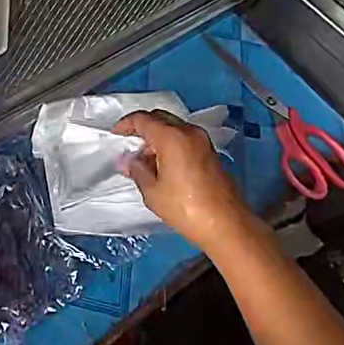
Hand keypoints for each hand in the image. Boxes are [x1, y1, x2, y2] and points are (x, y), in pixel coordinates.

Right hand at [114, 109, 258, 253]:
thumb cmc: (186, 209)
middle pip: (160, 118)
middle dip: (142, 128)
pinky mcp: (211, 152)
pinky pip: (184, 137)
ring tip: (145, 160)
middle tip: (130, 145)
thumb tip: (128, 160)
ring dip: (157, 137)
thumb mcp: (152, 192)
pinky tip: (164, 165)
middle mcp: (189, 132)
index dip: (125, 124)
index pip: (143, 119)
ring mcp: (203, 141)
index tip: (116, 134)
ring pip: (173, 127)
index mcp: (172, 137)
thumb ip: (137, 170)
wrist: (228, 225)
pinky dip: (171, 143)